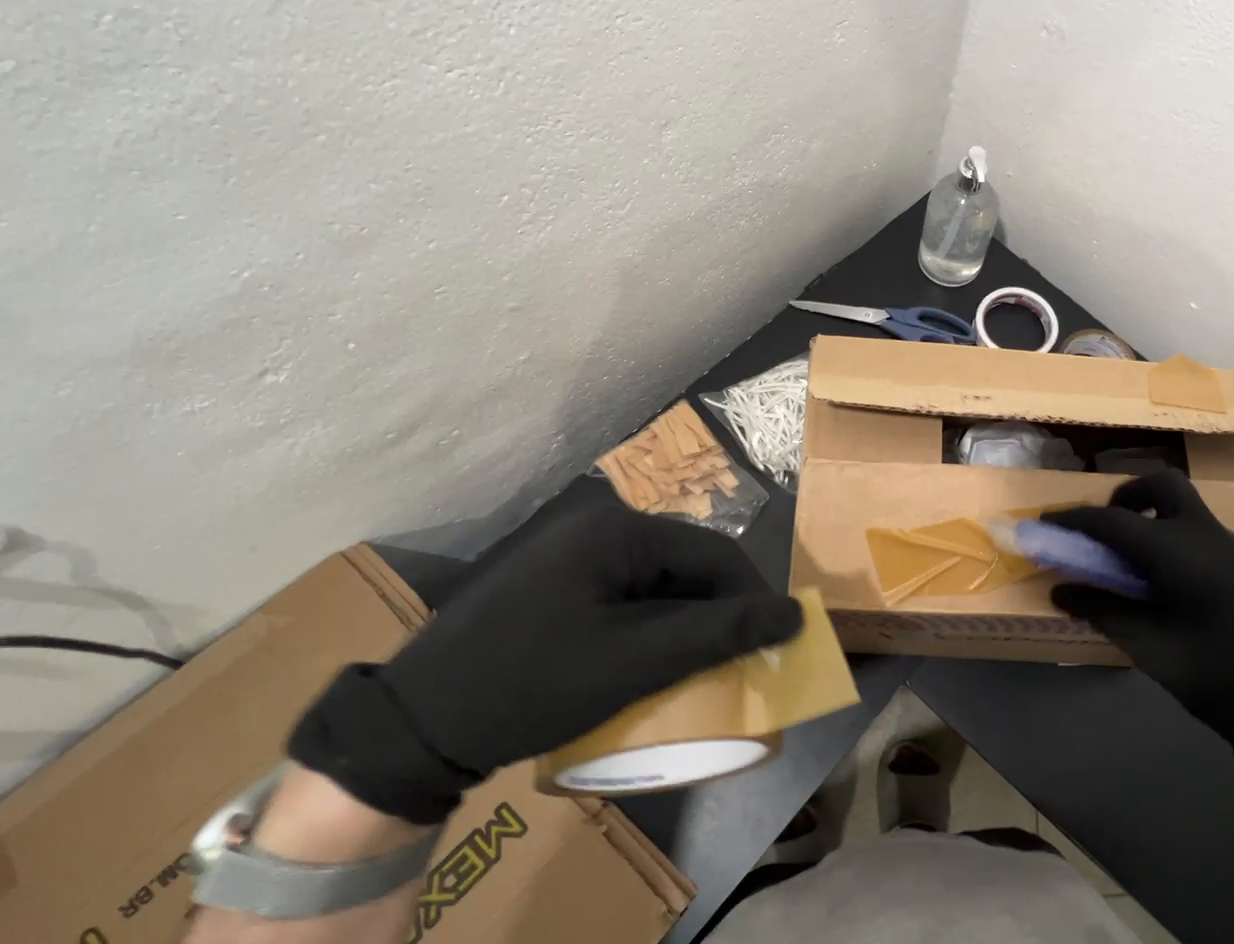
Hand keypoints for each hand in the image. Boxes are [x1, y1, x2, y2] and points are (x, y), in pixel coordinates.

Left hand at [289, 483, 800, 823]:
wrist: (414, 728)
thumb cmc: (530, 685)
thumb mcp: (634, 662)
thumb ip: (718, 634)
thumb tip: (796, 615)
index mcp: (617, 530)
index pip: (714, 553)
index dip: (753, 598)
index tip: (776, 645)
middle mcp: (597, 529)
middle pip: (686, 567)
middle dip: (717, 615)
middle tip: (738, 665)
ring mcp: (572, 556)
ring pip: (658, 586)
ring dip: (685, 626)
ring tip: (700, 671)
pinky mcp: (556, 586)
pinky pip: (625, 600)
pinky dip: (650, 632)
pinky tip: (652, 667)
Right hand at [1044, 471, 1233, 803]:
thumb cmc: (1217, 682)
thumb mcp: (1151, 651)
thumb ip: (1105, 611)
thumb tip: (1061, 588)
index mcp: (1182, 556)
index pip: (1116, 521)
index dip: (1077, 519)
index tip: (1049, 521)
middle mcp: (1213, 536)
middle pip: (1162, 485)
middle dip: (1127, 496)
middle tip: (1108, 529)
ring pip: (1191, 510)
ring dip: (1158, 520)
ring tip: (1143, 564)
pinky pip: (1213, 536)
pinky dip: (1185, 545)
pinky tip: (1186, 589)